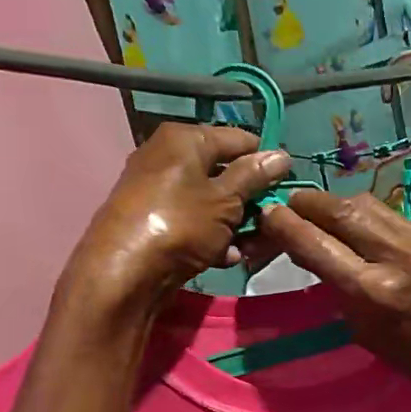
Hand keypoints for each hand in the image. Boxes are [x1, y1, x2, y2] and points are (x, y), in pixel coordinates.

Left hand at [64, 124, 289, 310]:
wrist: (123, 273)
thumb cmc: (180, 224)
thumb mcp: (225, 198)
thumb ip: (254, 176)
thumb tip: (281, 155)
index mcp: (185, 138)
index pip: (240, 139)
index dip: (266, 162)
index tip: (287, 187)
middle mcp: (168, 155)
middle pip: (225, 172)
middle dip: (251, 201)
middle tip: (271, 224)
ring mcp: (158, 189)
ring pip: (212, 201)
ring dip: (235, 225)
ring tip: (250, 248)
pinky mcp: (154, 219)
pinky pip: (193, 220)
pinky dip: (211, 237)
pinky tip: (225, 257)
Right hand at [254, 190, 410, 411]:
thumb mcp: (364, 331)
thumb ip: (337, 288)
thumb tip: (311, 252)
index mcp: (373, 292)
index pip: (317, 245)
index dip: (285, 225)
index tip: (267, 215)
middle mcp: (396, 258)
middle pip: (340, 210)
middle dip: (307, 203)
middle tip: (287, 206)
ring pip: (365, 203)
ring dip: (333, 203)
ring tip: (316, 212)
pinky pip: (387, 213)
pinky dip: (362, 213)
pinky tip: (352, 222)